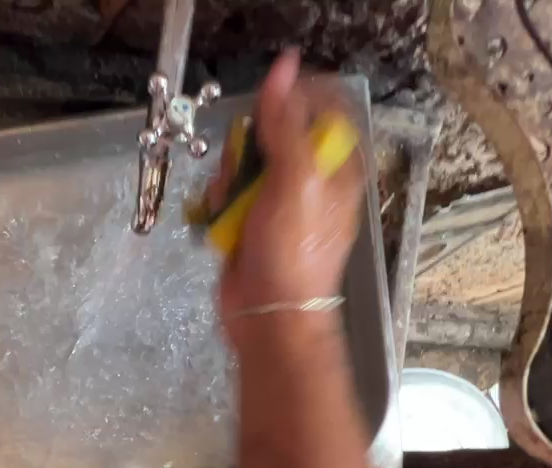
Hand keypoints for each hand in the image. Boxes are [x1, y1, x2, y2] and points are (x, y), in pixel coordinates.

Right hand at [210, 49, 365, 352]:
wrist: (267, 315)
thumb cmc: (292, 253)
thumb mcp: (295, 181)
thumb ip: (284, 125)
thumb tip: (282, 69)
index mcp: (335, 165)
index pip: (317, 109)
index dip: (288, 102)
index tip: (261, 114)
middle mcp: (308, 180)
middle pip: (273, 135)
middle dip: (249, 144)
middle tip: (242, 165)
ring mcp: (275, 204)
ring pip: (245, 165)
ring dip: (229, 175)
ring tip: (227, 198)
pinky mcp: (247, 225)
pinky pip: (228, 196)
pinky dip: (218, 201)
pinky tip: (216, 215)